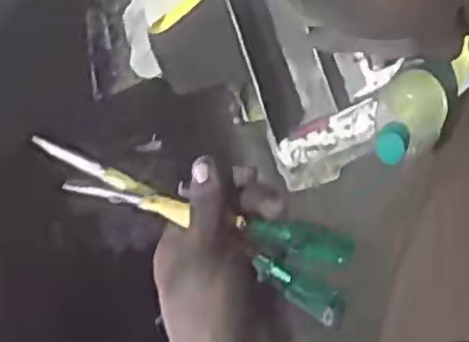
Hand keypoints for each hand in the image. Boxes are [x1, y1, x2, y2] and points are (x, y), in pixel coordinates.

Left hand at [153, 158, 285, 341]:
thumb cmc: (210, 308)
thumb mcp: (202, 254)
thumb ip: (206, 205)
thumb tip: (202, 160)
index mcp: (181, 244)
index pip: (200, 196)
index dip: (222, 183)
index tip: (244, 179)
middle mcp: (206, 246)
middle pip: (231, 201)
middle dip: (252, 195)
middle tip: (270, 203)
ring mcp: (236, 257)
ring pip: (254, 214)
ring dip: (269, 208)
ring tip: (281, 215)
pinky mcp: (262, 267)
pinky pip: (271, 235)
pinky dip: (280, 230)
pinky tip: (287, 232)